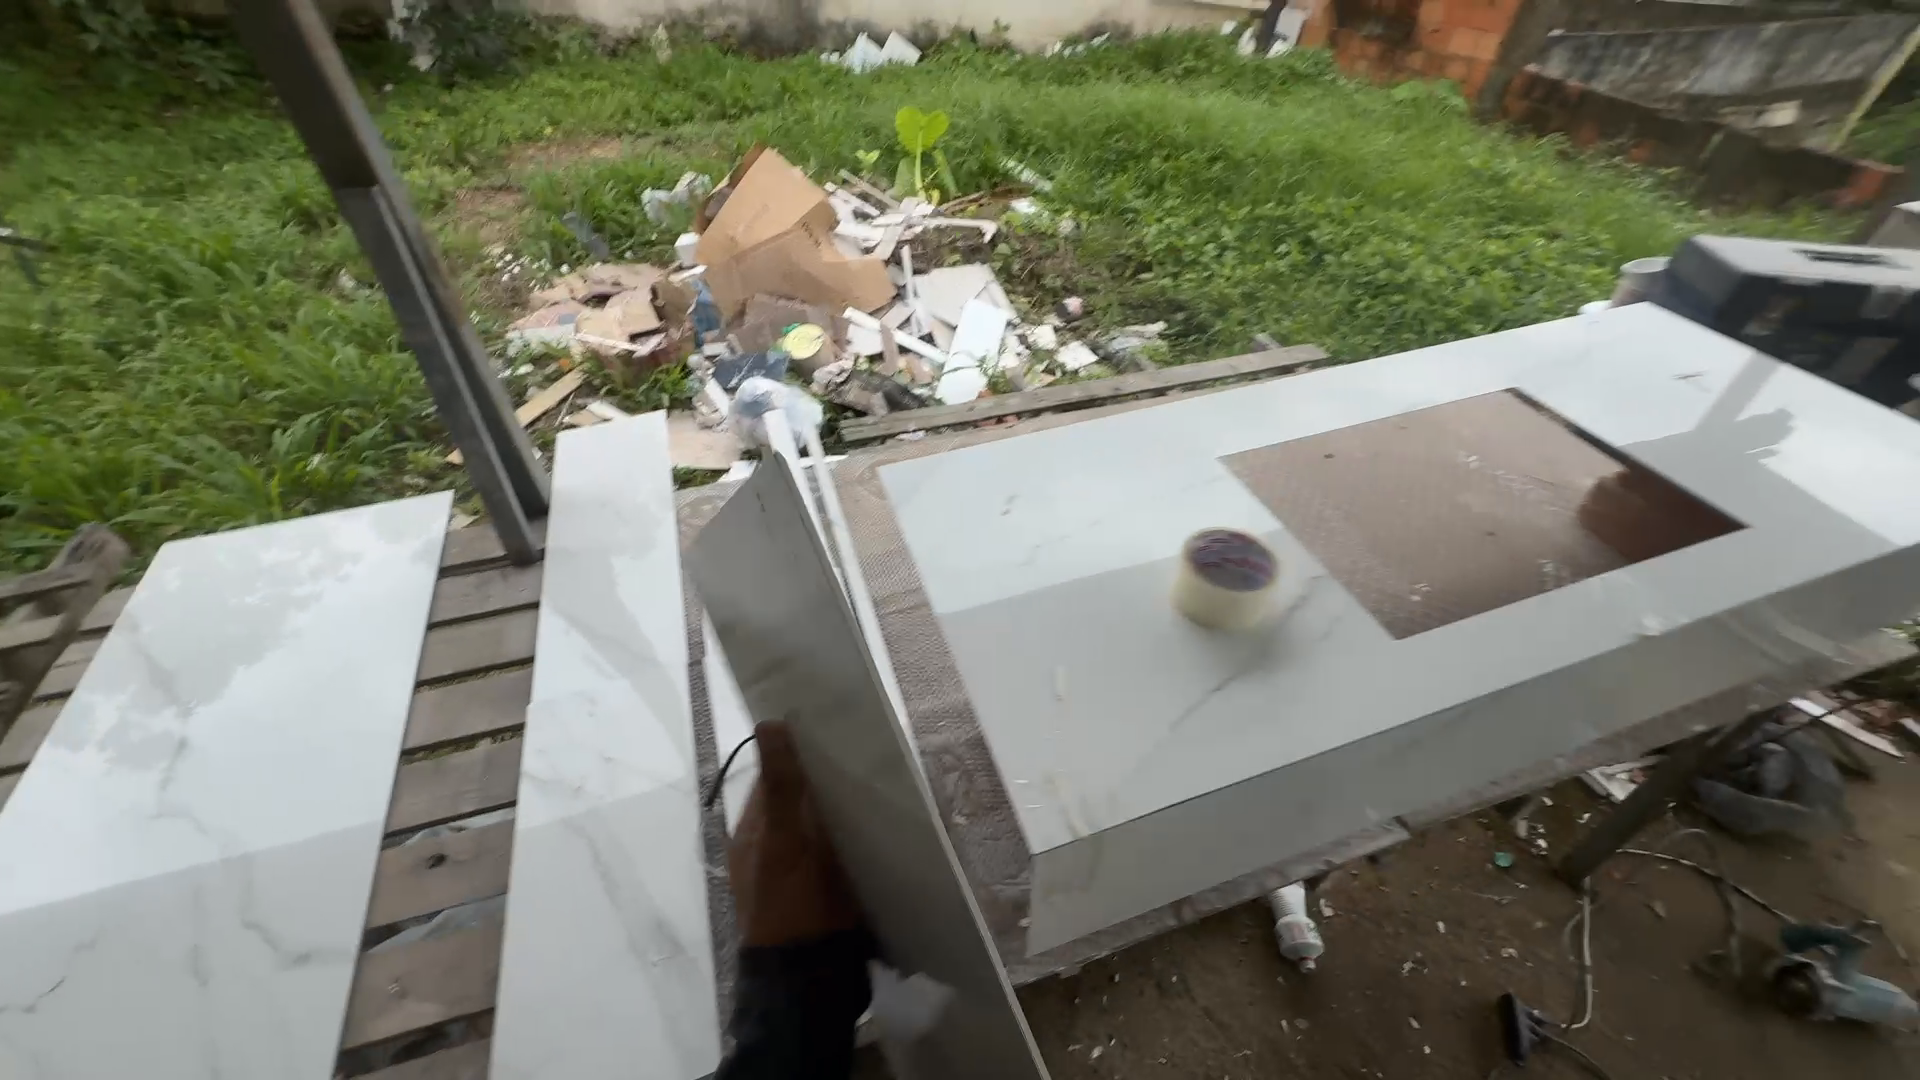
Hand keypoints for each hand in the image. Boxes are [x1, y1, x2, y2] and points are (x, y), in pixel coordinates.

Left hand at [727, 721, 863, 946]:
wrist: (811, 975)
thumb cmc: (789, 903)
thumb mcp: (783, 839)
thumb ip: (780, 785)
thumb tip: (769, 723)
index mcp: (754, 828)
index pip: (774, 774)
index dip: (797, 749)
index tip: (831, 725)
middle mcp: (774, 842)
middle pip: (800, 794)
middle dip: (826, 772)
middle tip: (865, 747)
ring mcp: (802, 863)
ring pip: (822, 815)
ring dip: (844, 797)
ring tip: (879, 772)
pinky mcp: (829, 879)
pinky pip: (841, 839)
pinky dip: (856, 823)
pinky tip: (881, 812)